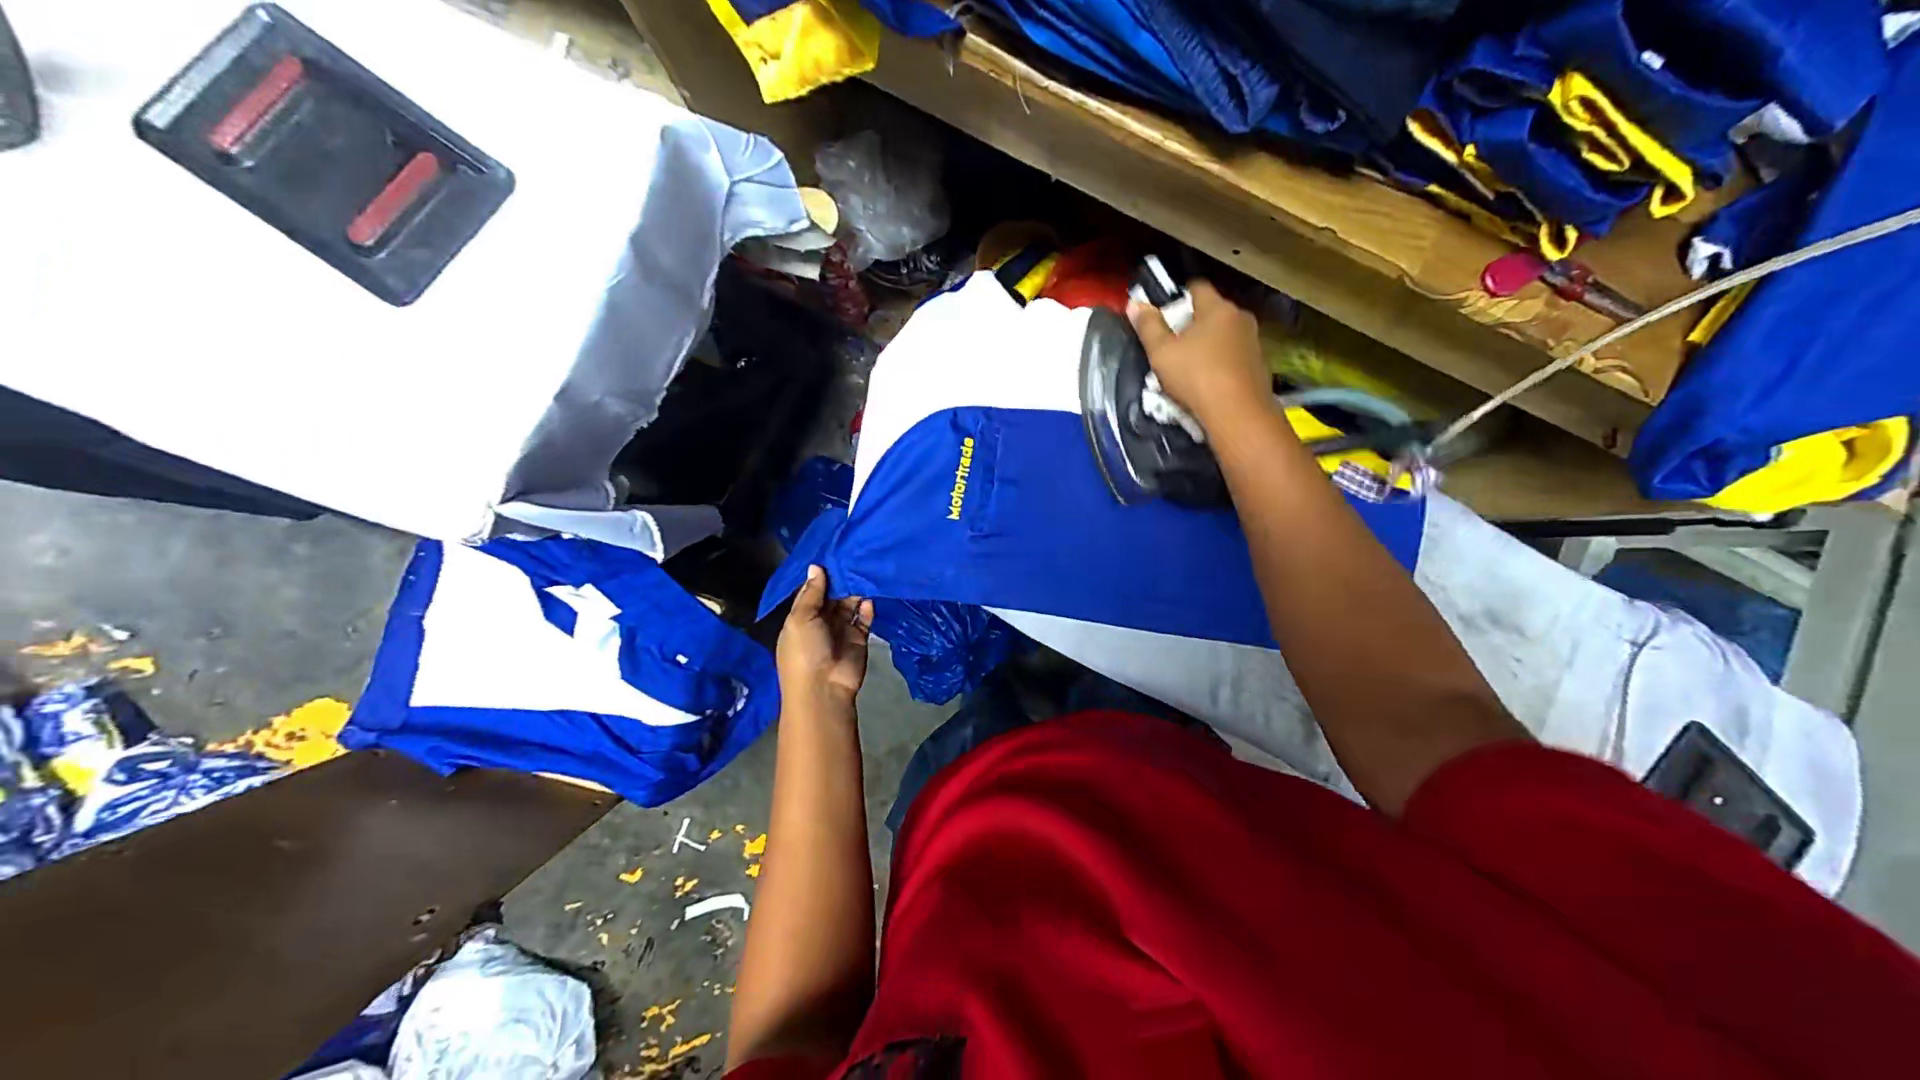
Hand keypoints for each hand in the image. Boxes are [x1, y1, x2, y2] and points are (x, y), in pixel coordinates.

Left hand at [776, 565, 872, 710]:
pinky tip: (870, 596)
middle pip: (832, 597)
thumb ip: (811, 592)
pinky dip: (867, 608)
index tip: (832, 553)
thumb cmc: (805, 651)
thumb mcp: (800, 618)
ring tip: (865, 572)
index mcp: (800, 618)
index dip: (821, 576)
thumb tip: (816, 566)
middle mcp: (820, 622)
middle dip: (841, 581)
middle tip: (853, 558)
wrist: (823, 688)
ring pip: (849, 606)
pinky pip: (864, 619)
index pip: (811, 592)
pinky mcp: (859, 639)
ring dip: (855, 592)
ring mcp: (840, 631)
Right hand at [1127, 281, 1272, 432]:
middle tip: (1173, 341)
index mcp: (1217, 308)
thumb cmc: (1196, 377)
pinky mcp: (1259, 366)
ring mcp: (1254, 342)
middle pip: (1213, 311)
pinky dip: (1221, 361)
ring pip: (1225, 334)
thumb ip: (1148, 326)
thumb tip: (1135, 303)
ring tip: (1190, 363)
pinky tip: (1209, 380)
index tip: (1165, 308)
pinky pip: (1234, 355)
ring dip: (1209, 343)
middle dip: (1193, 321)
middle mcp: (1240, 318)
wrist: (1238, 415)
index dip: (1180, 294)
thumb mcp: (1161, 353)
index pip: (1198, 287)